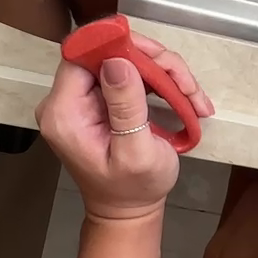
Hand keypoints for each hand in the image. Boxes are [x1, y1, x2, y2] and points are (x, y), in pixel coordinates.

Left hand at [34, 24, 216, 224]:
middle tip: (185, 84)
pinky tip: (185, 98)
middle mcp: (69, 100)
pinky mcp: (105, 98)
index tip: (154, 57)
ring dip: (165, 72)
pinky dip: (163, 81)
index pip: (82, 57)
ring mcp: (87, 98)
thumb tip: (116, 62)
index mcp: (65, 113)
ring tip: (192, 97)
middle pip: (110, 53)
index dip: (117, 48)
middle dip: (154, 62)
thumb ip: (125, 107)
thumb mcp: (136, 151)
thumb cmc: (134, 188)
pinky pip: (134, 72)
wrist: (130, 210)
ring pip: (128, 59)